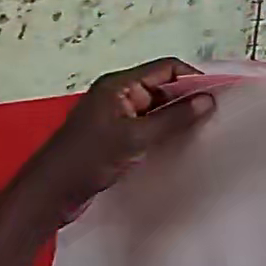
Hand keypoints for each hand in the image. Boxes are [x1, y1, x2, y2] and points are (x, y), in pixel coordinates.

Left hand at [16, 58, 216, 211]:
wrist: (48, 196)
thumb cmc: (87, 160)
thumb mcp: (135, 137)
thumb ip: (174, 118)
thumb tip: (208, 100)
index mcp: (118, 85)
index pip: (166, 68)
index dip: (193, 78)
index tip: (217, 95)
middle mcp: (118, 95)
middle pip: (163, 87)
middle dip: (188, 99)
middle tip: (215, 115)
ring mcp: (117, 116)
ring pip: (158, 109)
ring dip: (178, 118)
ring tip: (203, 130)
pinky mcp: (117, 137)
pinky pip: (149, 126)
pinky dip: (165, 132)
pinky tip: (180, 144)